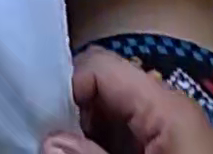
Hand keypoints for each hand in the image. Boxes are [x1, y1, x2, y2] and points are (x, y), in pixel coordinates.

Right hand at [42, 47, 212, 153]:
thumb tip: (49, 140)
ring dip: (86, 140)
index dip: (67, 91)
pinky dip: (104, 150)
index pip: (100, 66)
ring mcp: (170, 134)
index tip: (42, 127)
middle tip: (49, 149)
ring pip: (112, 119)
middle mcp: (166, 108)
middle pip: (104, 91)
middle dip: (73, 119)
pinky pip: (128, 141)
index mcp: (163, 103)